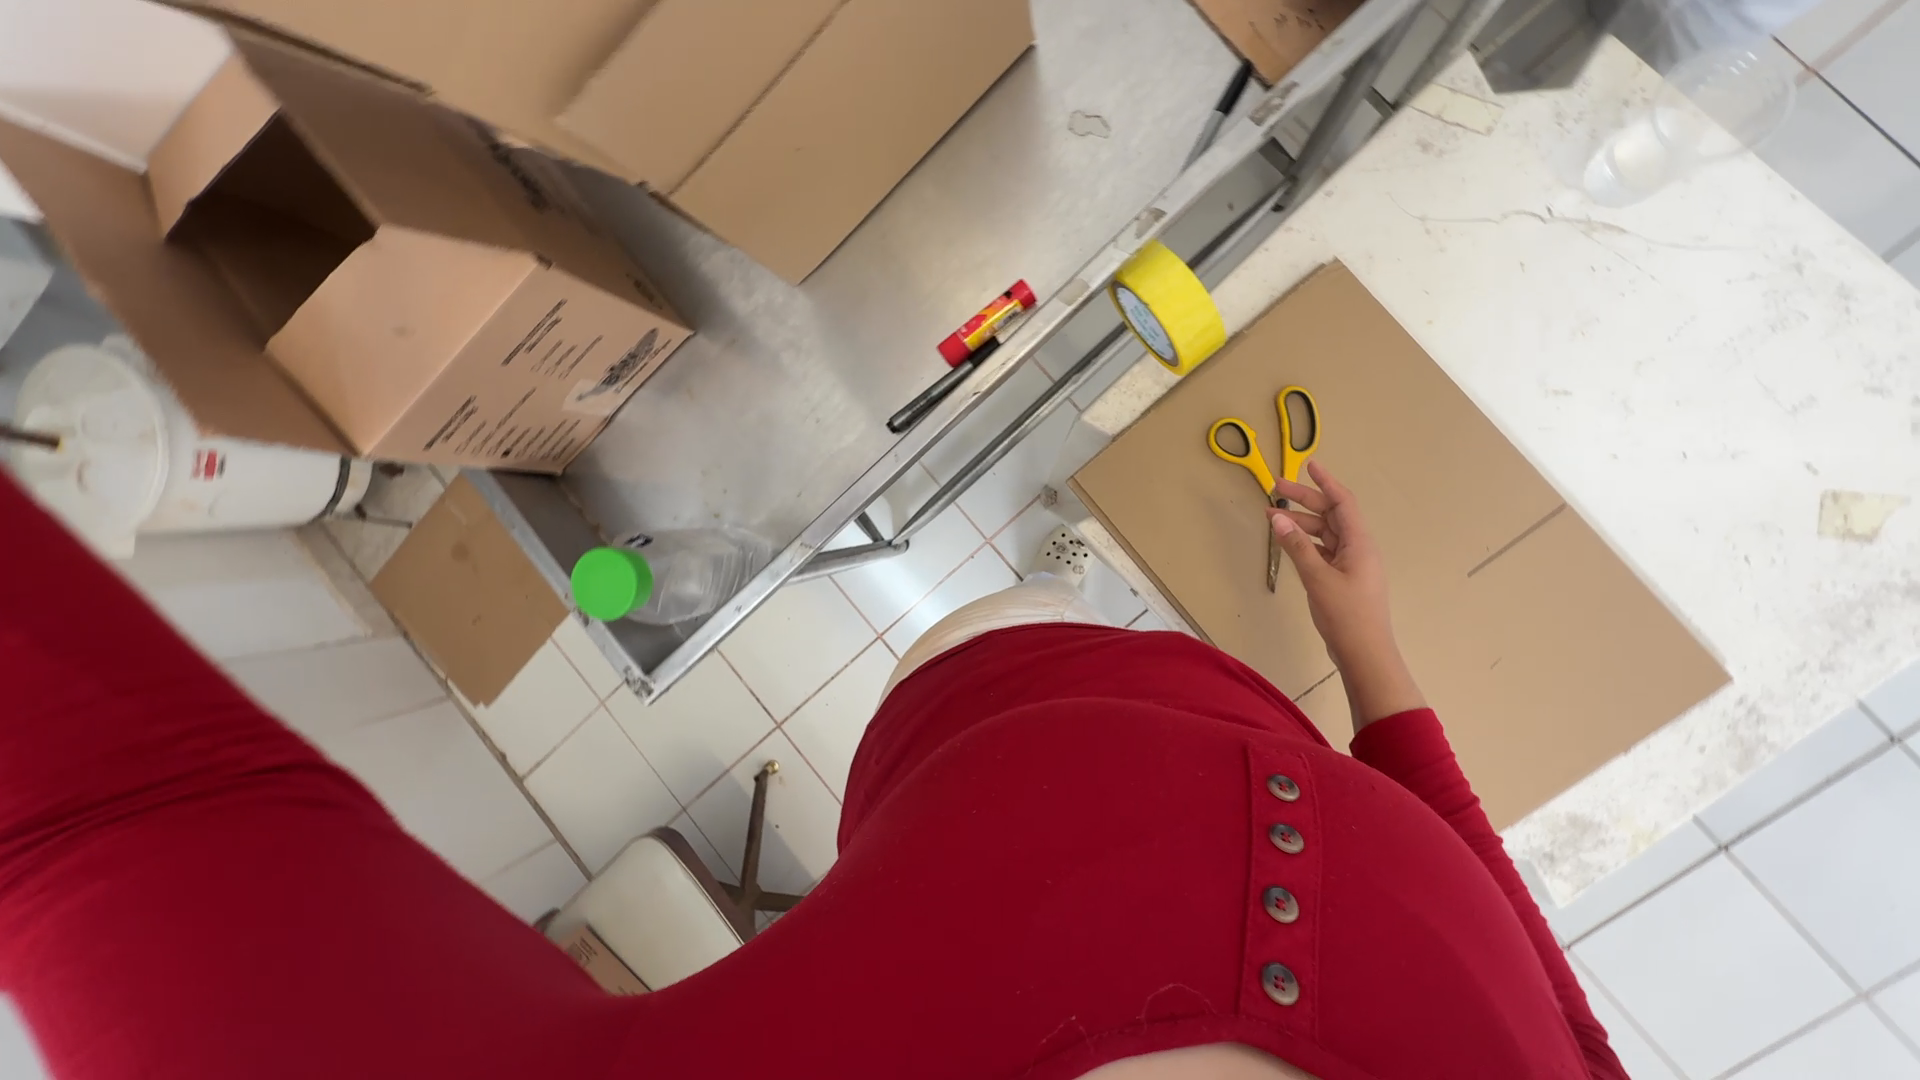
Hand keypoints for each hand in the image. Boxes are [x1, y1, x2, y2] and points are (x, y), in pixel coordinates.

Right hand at [1267, 461, 1424, 730]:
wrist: (1364, 653)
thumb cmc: (1346, 614)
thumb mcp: (1318, 578)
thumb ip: (1297, 547)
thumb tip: (1278, 519)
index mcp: (1360, 543)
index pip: (1342, 502)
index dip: (1325, 482)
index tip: (1308, 465)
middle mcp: (1358, 548)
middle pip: (1332, 515)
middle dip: (1306, 500)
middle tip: (1276, 490)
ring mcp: (1351, 564)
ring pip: (1325, 533)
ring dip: (1301, 523)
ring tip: (1273, 519)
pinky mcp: (1342, 579)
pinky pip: (1323, 550)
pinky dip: (1305, 543)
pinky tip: (1288, 543)